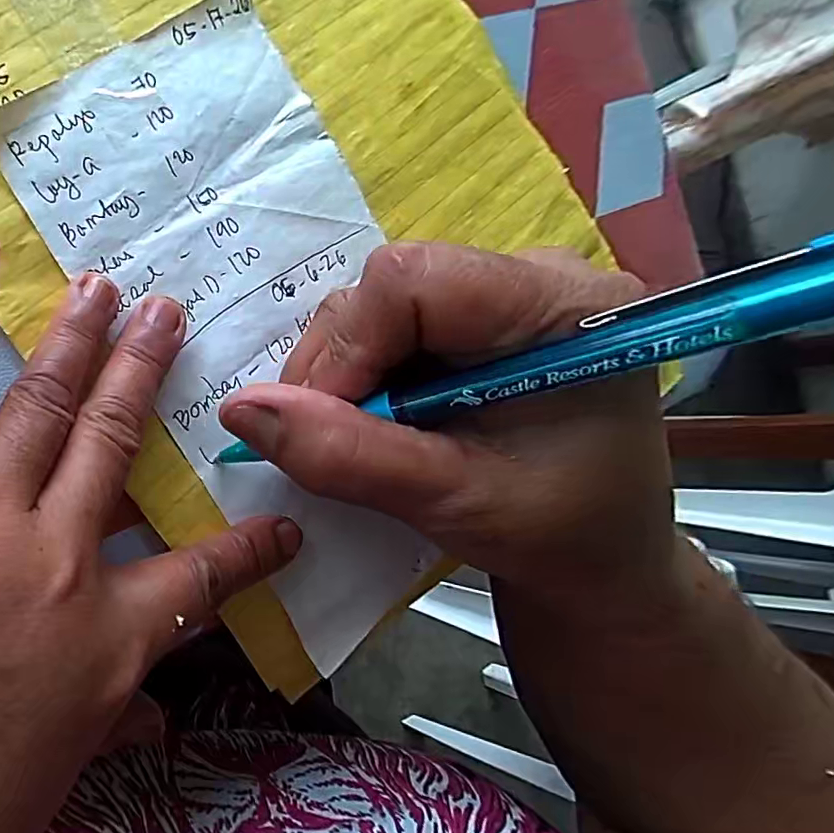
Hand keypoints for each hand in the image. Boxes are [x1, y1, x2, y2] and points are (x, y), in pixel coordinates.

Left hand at [0, 231, 298, 832]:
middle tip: (165, 316)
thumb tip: (149, 721)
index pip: (198, 581)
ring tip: (101, 288)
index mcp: (100, 651)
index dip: (247, 547)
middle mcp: (53, 565)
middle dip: (143, 376)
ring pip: (40, 405)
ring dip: (75, 339)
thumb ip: (92, 727)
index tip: (280, 518)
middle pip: (115, 449)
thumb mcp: (32, 786)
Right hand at [218, 242, 674, 597]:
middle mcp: (525, 280)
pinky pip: (373, 328)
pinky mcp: (464, 320)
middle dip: (337, 370)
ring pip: (365, 308)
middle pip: (379, 289)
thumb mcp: (447, 502)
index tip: (333, 423)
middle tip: (347, 441)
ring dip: (339, 378)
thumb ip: (344, 455)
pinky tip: (379, 418)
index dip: (347, 348)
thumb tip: (240, 409)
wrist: (594, 552)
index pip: (410, 281)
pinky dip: (352, 379)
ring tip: (370, 438)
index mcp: (556, 308)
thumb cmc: (552, 533)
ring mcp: (492, 295)